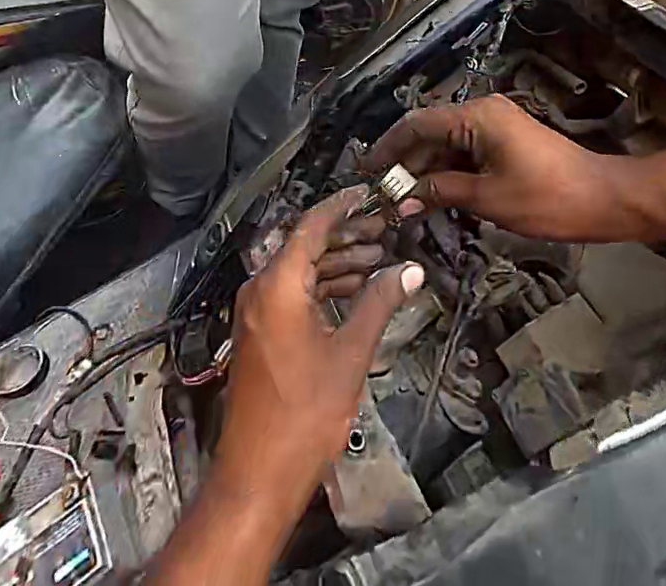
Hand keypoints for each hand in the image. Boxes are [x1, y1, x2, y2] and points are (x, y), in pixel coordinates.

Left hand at [216, 187, 424, 500]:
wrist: (259, 469)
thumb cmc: (303, 414)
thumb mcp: (351, 352)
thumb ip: (379, 303)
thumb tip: (409, 272)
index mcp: (277, 285)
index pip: (310, 227)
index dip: (341, 206)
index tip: (365, 194)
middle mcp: (260, 289)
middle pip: (304, 245)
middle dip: (345, 235)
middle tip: (382, 228)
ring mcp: (256, 310)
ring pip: (299, 270)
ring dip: (336, 262)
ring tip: (377, 258)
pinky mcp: (260, 329)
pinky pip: (292, 292)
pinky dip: (322, 286)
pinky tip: (353, 290)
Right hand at [364, 95, 656, 242]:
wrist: (608, 199)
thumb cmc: (550, 198)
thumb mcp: (487, 197)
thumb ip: (439, 192)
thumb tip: (401, 201)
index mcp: (476, 116)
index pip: (416, 124)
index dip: (387, 147)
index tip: (367, 170)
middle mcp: (481, 112)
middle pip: (429, 133)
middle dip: (405, 163)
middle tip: (383, 192)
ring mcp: (494, 125)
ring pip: (445, 144)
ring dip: (425, 170)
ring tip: (403, 199)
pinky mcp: (504, 140)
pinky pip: (464, 151)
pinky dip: (447, 171)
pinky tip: (432, 195)